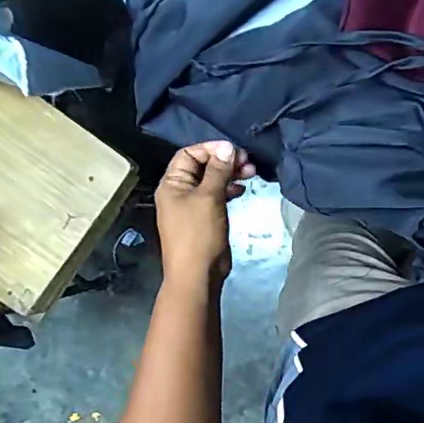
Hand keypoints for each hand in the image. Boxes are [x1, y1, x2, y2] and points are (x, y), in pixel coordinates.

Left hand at [155, 141, 255, 284]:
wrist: (197, 275)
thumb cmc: (198, 234)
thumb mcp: (209, 198)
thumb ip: (218, 171)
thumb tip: (227, 147)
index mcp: (172, 183)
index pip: (189, 154)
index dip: (211, 149)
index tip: (234, 151)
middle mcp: (179, 191)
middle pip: (202, 166)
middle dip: (224, 161)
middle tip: (247, 162)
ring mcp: (191, 205)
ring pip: (211, 181)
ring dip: (230, 174)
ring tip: (251, 173)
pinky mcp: (204, 217)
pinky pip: (216, 195)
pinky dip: (229, 189)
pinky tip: (242, 189)